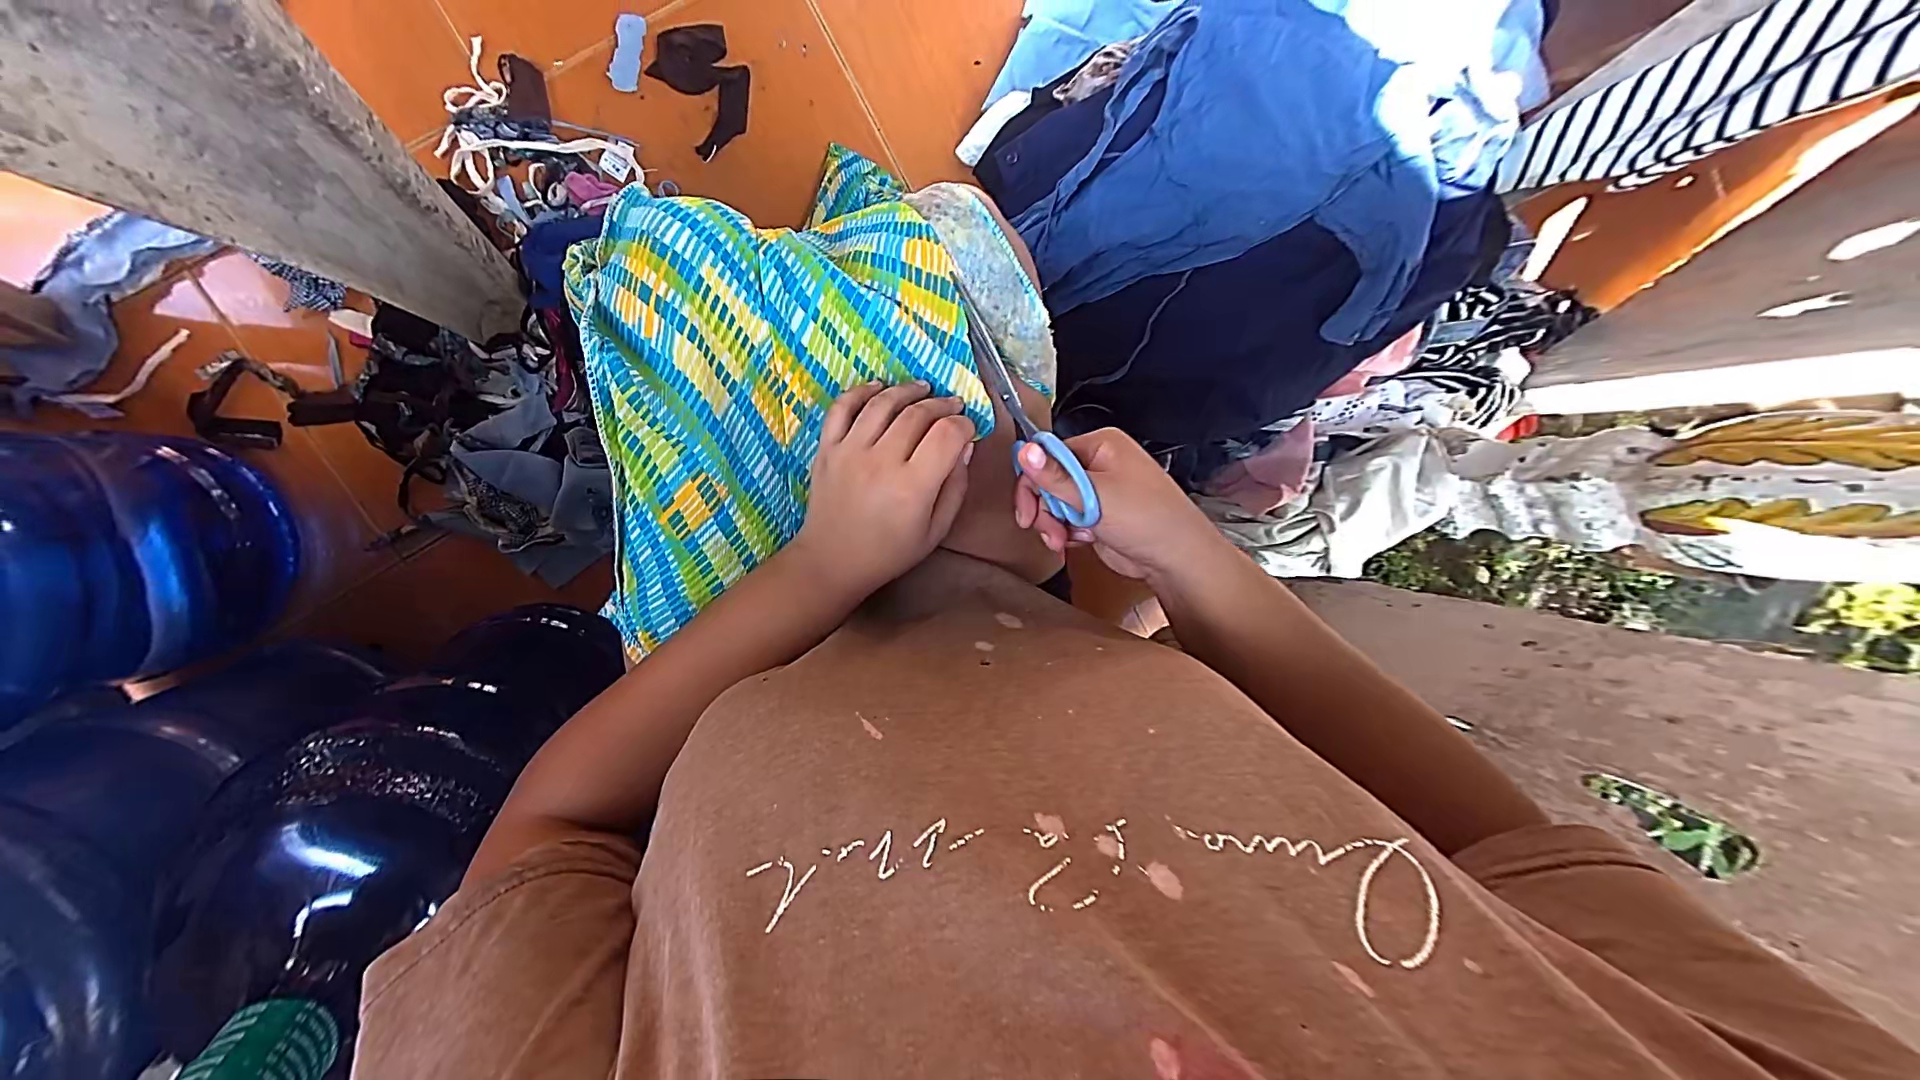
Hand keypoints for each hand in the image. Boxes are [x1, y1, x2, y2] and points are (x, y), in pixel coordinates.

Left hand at [790, 381, 976, 598]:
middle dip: (942, 405)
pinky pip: (843, 407)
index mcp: (912, 487)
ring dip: (907, 390)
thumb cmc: (889, 552)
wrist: (833, 561)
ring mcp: (849, 451)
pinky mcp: (827, 448)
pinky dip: (862, 391)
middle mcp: (880, 462)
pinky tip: (880, 388)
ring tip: (923, 389)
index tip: (968, 428)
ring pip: (883, 403)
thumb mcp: (935, 530)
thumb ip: (955, 487)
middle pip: (917, 414)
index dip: (964, 424)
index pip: (947, 435)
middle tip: (952, 406)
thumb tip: (965, 446)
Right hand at [1013, 427, 1228, 581]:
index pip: (1048, 455)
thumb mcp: (1093, 496)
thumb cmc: (1147, 519)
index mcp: (1101, 445)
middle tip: (1047, 530)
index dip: (1033, 483)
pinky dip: (1067, 533)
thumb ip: (1054, 476)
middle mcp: (1099, 463)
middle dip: (1045, 510)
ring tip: (1063, 540)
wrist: (1175, 558)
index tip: (1027, 510)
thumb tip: (1025, 450)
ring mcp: (1100, 491)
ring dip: (1054, 525)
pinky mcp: (1099, 515)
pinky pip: (1068, 520)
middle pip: (1050, 481)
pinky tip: (1078, 541)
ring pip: (1056, 504)